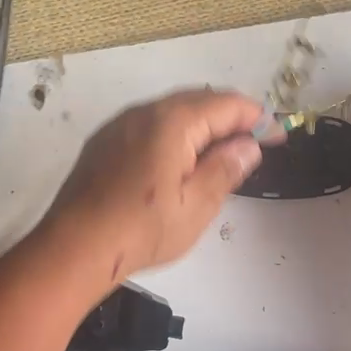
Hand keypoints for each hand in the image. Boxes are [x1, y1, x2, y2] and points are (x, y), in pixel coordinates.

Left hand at [37, 89, 266, 284]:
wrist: (74, 247)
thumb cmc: (141, 229)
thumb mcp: (196, 205)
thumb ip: (225, 169)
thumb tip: (247, 145)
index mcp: (170, 121)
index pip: (224, 104)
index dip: (255, 117)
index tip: (277, 135)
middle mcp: (142, 113)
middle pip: (196, 103)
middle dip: (228, 119)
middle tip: (253, 144)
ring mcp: (118, 127)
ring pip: (169, 114)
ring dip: (199, 127)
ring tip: (219, 154)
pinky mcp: (102, 145)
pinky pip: (147, 128)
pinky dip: (172, 136)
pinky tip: (177, 162)